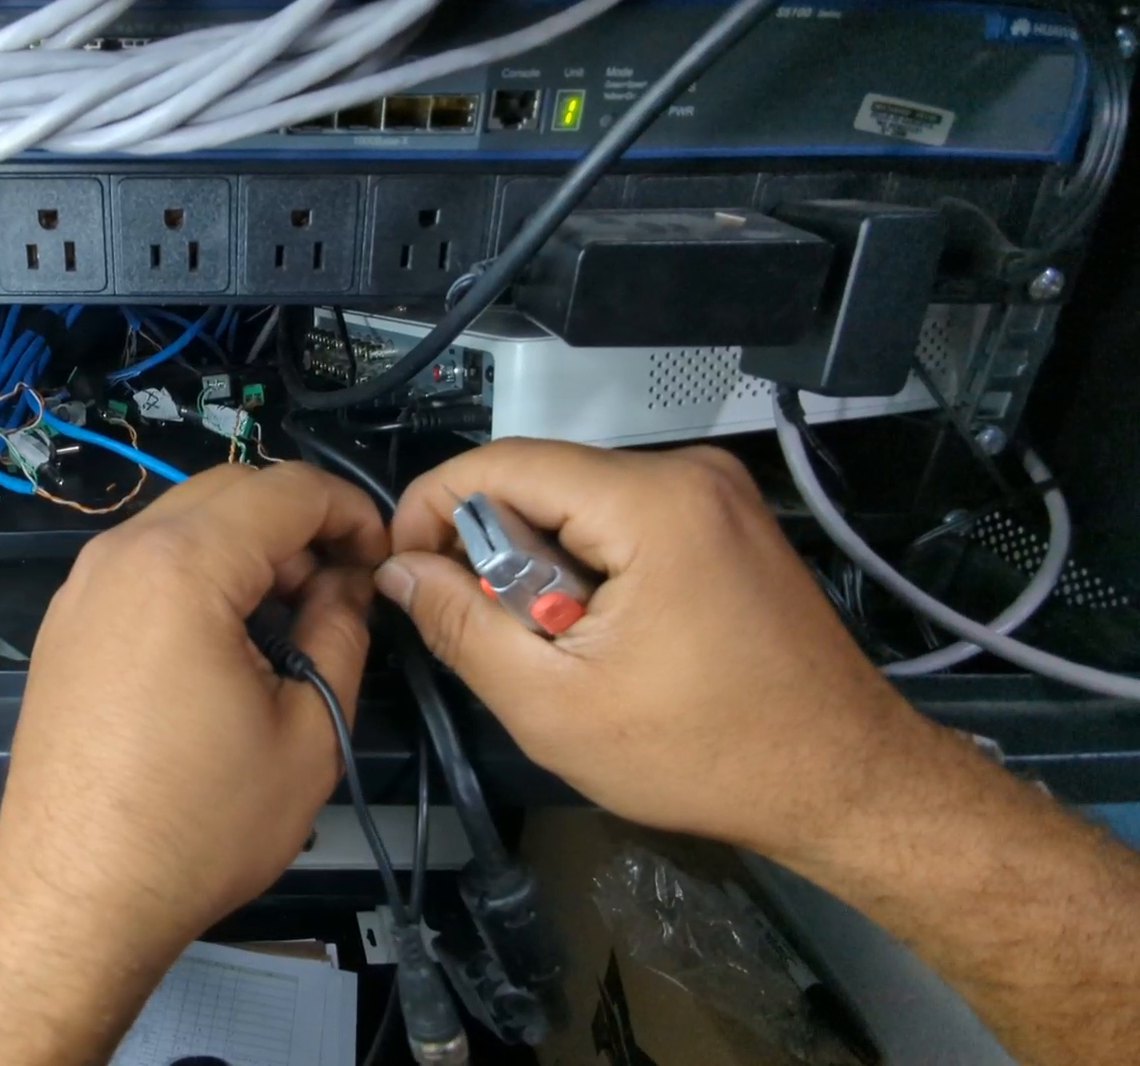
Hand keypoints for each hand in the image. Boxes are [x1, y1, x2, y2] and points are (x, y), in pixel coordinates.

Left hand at [0, 461, 386, 948]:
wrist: (73, 895)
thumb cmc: (197, 823)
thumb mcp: (308, 731)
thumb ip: (340, 631)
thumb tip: (345, 583)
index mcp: (182, 565)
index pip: (287, 489)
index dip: (351, 510)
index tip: (379, 556)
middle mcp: (120, 554)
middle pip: (231, 492)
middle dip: (297, 524)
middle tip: (335, 590)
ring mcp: (82, 585)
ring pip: (185, 524)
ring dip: (246, 550)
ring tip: (282, 621)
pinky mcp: (67, 621)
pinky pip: (145, 563)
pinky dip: (197, 574)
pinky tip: (219, 640)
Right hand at [375, 439, 931, 860]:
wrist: (851, 787)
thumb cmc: (708, 755)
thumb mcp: (550, 704)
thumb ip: (458, 625)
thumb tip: (399, 571)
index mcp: (652, 504)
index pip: (498, 463)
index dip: (431, 506)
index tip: (407, 566)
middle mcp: (685, 474)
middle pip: (532, 479)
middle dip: (483, 545)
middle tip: (479, 620)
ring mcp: (708, 492)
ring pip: (564, 500)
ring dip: (527, 560)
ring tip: (546, 636)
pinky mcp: (714, 518)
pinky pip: (605, 515)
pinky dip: (572, 561)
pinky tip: (589, 623)